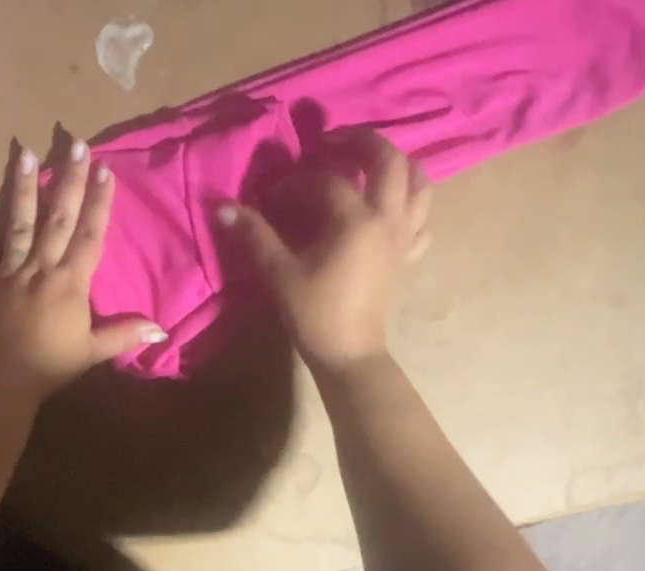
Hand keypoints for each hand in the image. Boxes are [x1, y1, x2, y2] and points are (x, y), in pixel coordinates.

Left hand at [0, 132, 165, 400]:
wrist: (2, 379)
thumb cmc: (50, 366)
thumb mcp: (92, 352)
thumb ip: (124, 335)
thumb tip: (161, 331)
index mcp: (70, 283)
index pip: (89, 235)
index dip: (99, 203)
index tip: (106, 169)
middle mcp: (41, 268)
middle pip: (57, 218)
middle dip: (69, 180)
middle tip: (75, 143)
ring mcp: (10, 272)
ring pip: (18, 223)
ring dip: (23, 188)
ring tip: (27, 153)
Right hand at [215, 128, 430, 373]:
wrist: (349, 354)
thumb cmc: (314, 315)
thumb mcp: (279, 275)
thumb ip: (255, 237)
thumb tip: (223, 208)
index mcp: (357, 220)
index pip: (328, 180)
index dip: (298, 181)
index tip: (274, 195)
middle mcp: (388, 218)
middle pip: (388, 160)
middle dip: (360, 142)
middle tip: (332, 142)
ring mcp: (403, 236)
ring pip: (417, 182)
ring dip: (397, 164)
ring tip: (371, 164)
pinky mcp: (406, 256)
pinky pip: (421, 220)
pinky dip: (410, 205)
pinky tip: (391, 210)